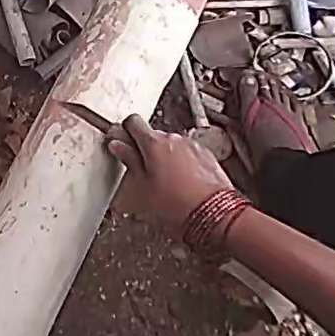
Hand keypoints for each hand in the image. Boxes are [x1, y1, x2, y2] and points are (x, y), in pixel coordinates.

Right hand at [108, 114, 235, 236]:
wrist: (216, 214)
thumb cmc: (178, 203)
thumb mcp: (143, 185)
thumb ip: (129, 160)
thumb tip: (118, 146)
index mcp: (153, 143)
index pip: (133, 121)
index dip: (126, 130)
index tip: (123, 142)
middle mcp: (173, 138)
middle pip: (152, 134)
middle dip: (146, 147)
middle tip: (142, 169)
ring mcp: (192, 145)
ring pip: (170, 143)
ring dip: (165, 155)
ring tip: (165, 180)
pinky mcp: (207, 155)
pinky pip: (187, 152)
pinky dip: (182, 161)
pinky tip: (182, 181)